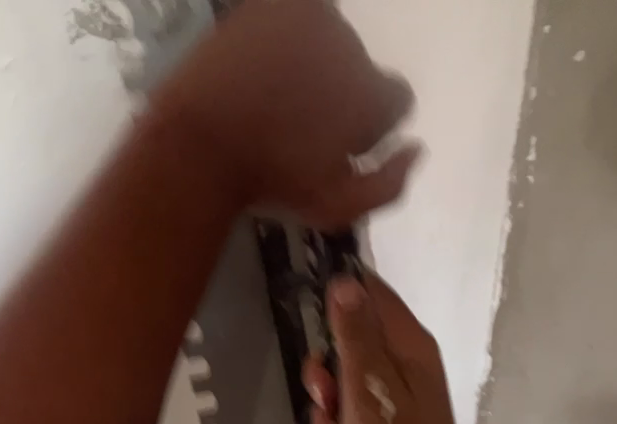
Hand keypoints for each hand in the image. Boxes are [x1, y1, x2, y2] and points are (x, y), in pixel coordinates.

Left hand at [151, 0, 420, 227]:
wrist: (200, 146)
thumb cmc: (271, 185)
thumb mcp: (336, 209)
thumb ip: (389, 185)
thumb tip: (416, 149)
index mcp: (370, 95)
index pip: (397, 100)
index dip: (371, 125)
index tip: (341, 142)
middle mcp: (350, 46)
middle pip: (361, 70)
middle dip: (341, 94)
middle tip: (301, 125)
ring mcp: (310, 18)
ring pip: (330, 43)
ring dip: (316, 66)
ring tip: (277, 99)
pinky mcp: (273, 3)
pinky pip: (299, 16)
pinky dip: (289, 39)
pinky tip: (266, 69)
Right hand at [302, 276, 482, 423]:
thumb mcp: (368, 384)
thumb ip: (354, 333)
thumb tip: (344, 280)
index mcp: (407, 343)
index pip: (369, 293)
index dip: (338, 303)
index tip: (318, 332)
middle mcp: (404, 364)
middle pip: (346, 348)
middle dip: (326, 382)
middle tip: (327, 404)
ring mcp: (395, 398)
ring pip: (342, 392)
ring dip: (330, 423)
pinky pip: (351, 423)